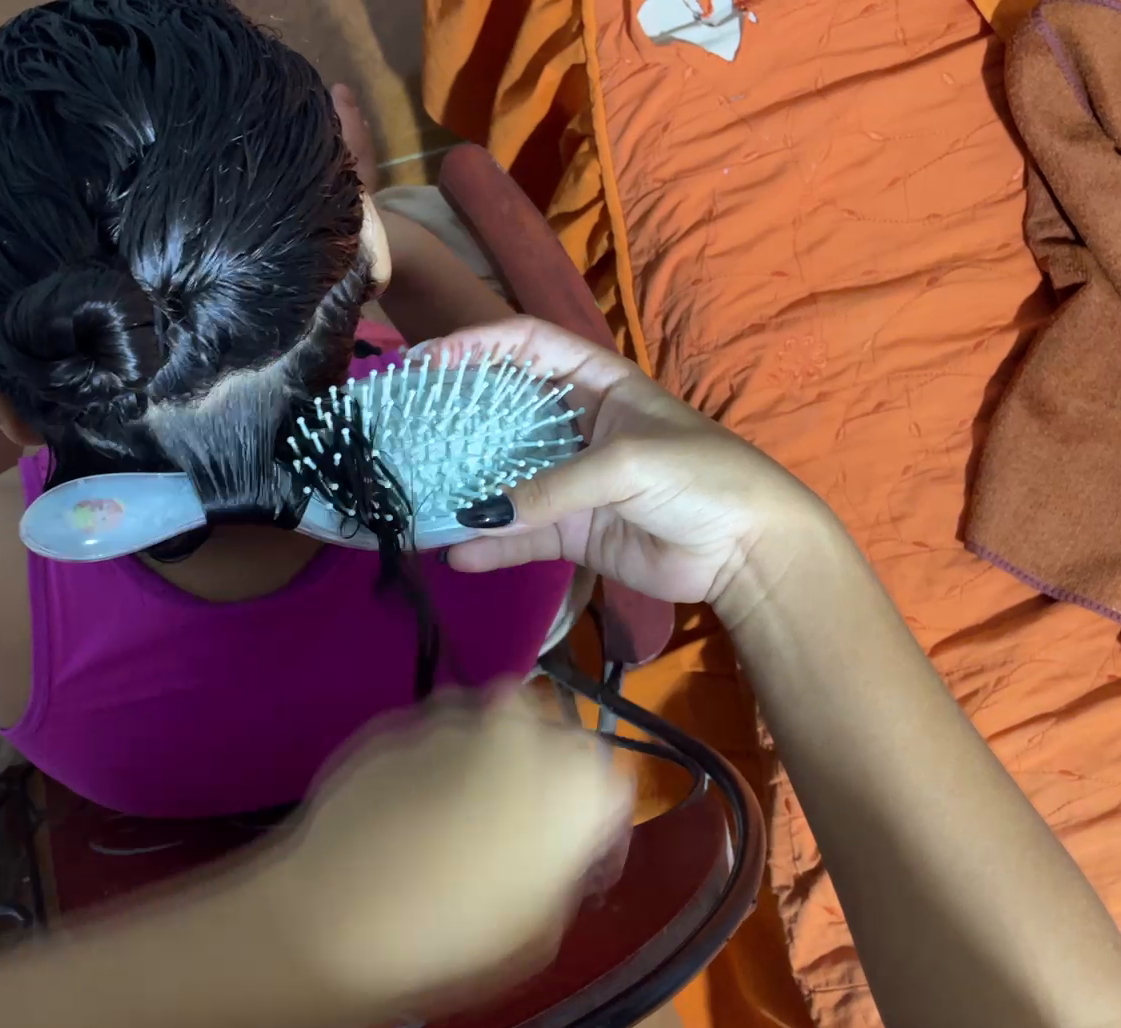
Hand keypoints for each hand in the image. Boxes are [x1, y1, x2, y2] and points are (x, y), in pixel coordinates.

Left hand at [255, 686, 632, 1007]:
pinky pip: (424, 734)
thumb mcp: (543, 922)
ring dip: (479, 753)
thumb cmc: (456, 933)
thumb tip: (554, 841)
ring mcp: (441, 718)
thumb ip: (560, 860)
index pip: (604, 775)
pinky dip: (427, 759)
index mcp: (569, 775)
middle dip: (535, 766)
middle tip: (513, 818)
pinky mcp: (386, 723)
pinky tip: (405, 804)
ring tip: (454, 808)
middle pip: (541, 730)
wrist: (341, 909)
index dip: (589, 814)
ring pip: (479, 721)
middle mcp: (510, 728)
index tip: (572, 848)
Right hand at [441, 318, 831, 625]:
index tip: (430, 361)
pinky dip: (488, 547)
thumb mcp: (628, 464)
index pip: (528, 346)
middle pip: (501, 412)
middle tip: (406, 424)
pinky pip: (517, 536)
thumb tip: (476, 516)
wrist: (749, 554)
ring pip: (500, 479)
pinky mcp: (566, 530)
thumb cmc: (704, 479)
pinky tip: (457, 554)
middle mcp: (573, 427)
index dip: (478, 344)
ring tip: (418, 497)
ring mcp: (565, 481)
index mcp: (597, 385)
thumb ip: (549, 488)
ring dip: (463, 490)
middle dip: (455, 417)